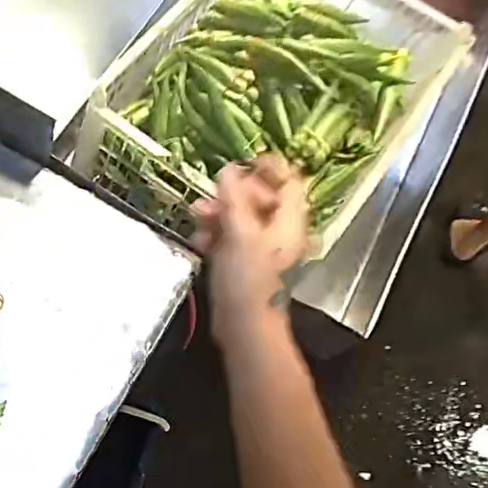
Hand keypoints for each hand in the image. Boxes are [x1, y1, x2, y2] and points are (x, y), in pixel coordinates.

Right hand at [192, 155, 308, 332]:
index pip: (290, 181)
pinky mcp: (243, 265)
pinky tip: (200, 241)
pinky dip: (215, 235)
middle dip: (233, 193)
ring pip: (241, 218)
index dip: (270, 166)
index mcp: (289, 221)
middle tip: (210, 192)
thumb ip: (234, 199)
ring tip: (197, 215)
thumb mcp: (240, 233)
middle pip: (260, 198)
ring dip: (218, 213)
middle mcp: (278, 232)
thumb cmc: (248, 279)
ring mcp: (260, 249)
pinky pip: (230, 239)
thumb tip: (228, 170)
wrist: (243, 326)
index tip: (244, 161)